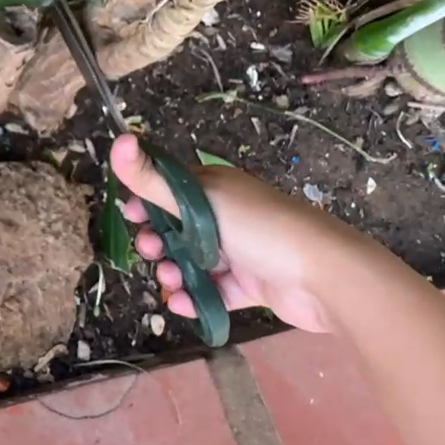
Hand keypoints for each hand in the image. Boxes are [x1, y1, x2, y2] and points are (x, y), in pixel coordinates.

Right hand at [110, 133, 383, 332]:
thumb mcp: (198, 200)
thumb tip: (118, 139)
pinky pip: (215, 290)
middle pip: (177, 225)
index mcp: (214, 187)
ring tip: (172, 283)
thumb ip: (151, 179)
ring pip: (193, 260)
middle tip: (151, 251)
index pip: (168, 186)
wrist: (327, 277)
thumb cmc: (259, 228)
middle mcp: (225, 214)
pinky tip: (184, 306)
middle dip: (157, 239)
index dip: (145, 200)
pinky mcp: (252, 284)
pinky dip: (197, 298)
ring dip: (174, 271)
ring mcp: (240, 250)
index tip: (131, 216)